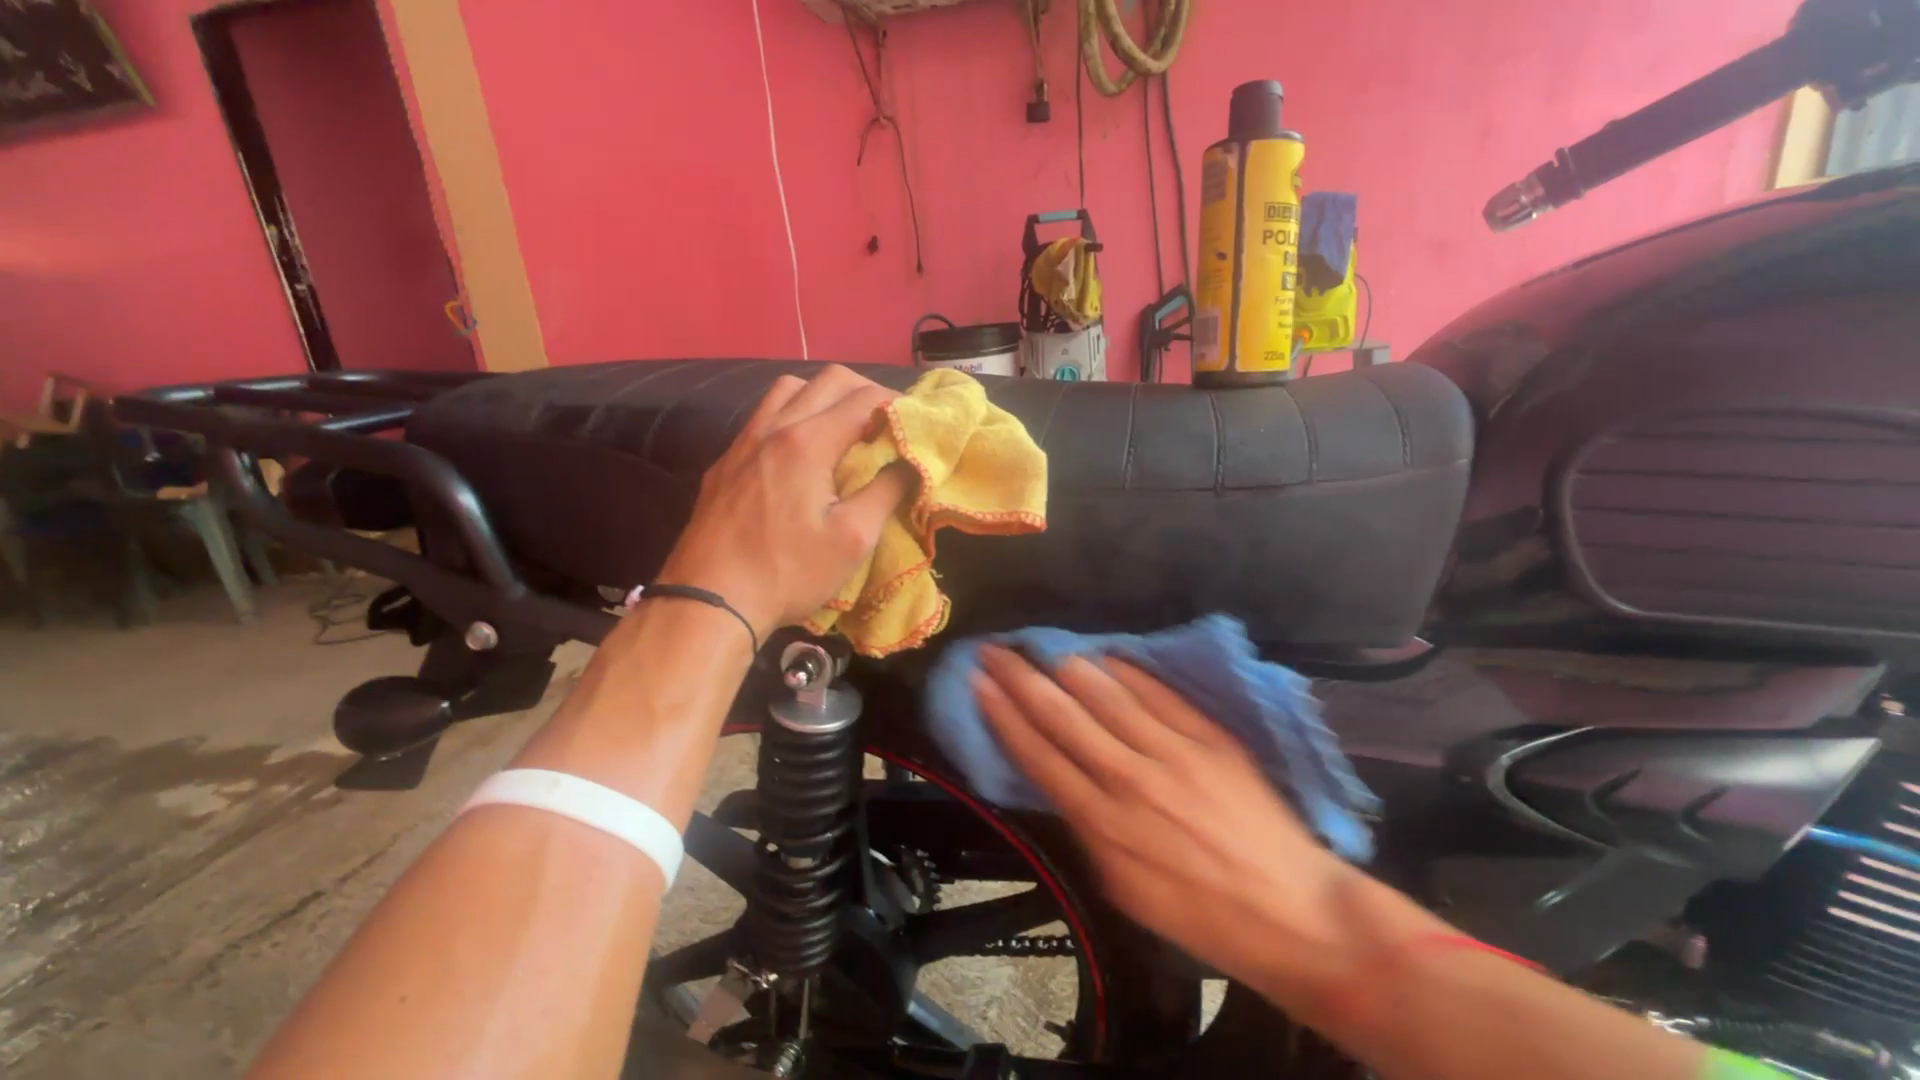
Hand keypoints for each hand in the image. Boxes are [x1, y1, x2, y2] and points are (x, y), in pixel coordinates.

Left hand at [658, 365, 911, 639]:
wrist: (710, 599)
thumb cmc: (788, 572)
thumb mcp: (852, 539)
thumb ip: (887, 491)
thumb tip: (912, 461)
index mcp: (808, 442)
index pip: (863, 398)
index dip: (898, 404)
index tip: (916, 424)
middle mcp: (773, 427)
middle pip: (827, 379)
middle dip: (866, 391)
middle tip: (888, 422)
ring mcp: (743, 443)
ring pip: (789, 389)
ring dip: (825, 396)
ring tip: (845, 429)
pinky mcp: (725, 463)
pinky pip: (763, 416)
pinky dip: (793, 415)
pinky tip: (802, 453)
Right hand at [972, 647, 1366, 996]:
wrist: (1292, 912)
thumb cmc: (1201, 915)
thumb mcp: (1124, 889)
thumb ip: (1088, 831)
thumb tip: (1063, 785)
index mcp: (1104, 826)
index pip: (1039, 755)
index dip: (1004, 715)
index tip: (979, 685)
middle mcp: (1131, 780)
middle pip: (1062, 716)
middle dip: (1020, 679)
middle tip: (993, 651)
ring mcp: (1175, 753)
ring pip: (1107, 695)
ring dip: (1066, 667)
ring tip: (1039, 647)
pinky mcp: (1211, 738)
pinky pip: (1159, 693)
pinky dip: (1126, 672)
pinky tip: (1104, 656)